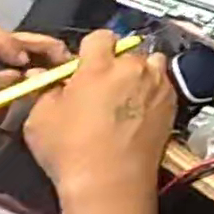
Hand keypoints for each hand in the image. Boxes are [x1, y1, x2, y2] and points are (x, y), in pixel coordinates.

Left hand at [0, 32, 74, 192]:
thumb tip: (18, 71)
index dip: (5, 44)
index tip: (24, 60)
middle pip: (6, 43)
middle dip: (36, 46)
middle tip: (61, 57)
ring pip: (18, 52)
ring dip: (43, 54)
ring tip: (64, 65)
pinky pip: (22, 68)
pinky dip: (41, 66)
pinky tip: (56, 74)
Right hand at [23, 31, 174, 210]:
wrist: (112, 176)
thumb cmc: (70, 148)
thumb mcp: (40, 118)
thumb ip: (47, 89)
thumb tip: (46, 75)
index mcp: (100, 66)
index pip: (100, 37)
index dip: (91, 49)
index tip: (84, 65)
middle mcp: (134, 67)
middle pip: (127, 52)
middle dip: (115, 64)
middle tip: (101, 87)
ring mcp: (158, 81)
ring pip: (151, 63)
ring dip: (139, 72)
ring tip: (125, 95)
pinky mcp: (173, 98)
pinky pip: (163, 82)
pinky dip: (153, 89)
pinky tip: (140, 109)